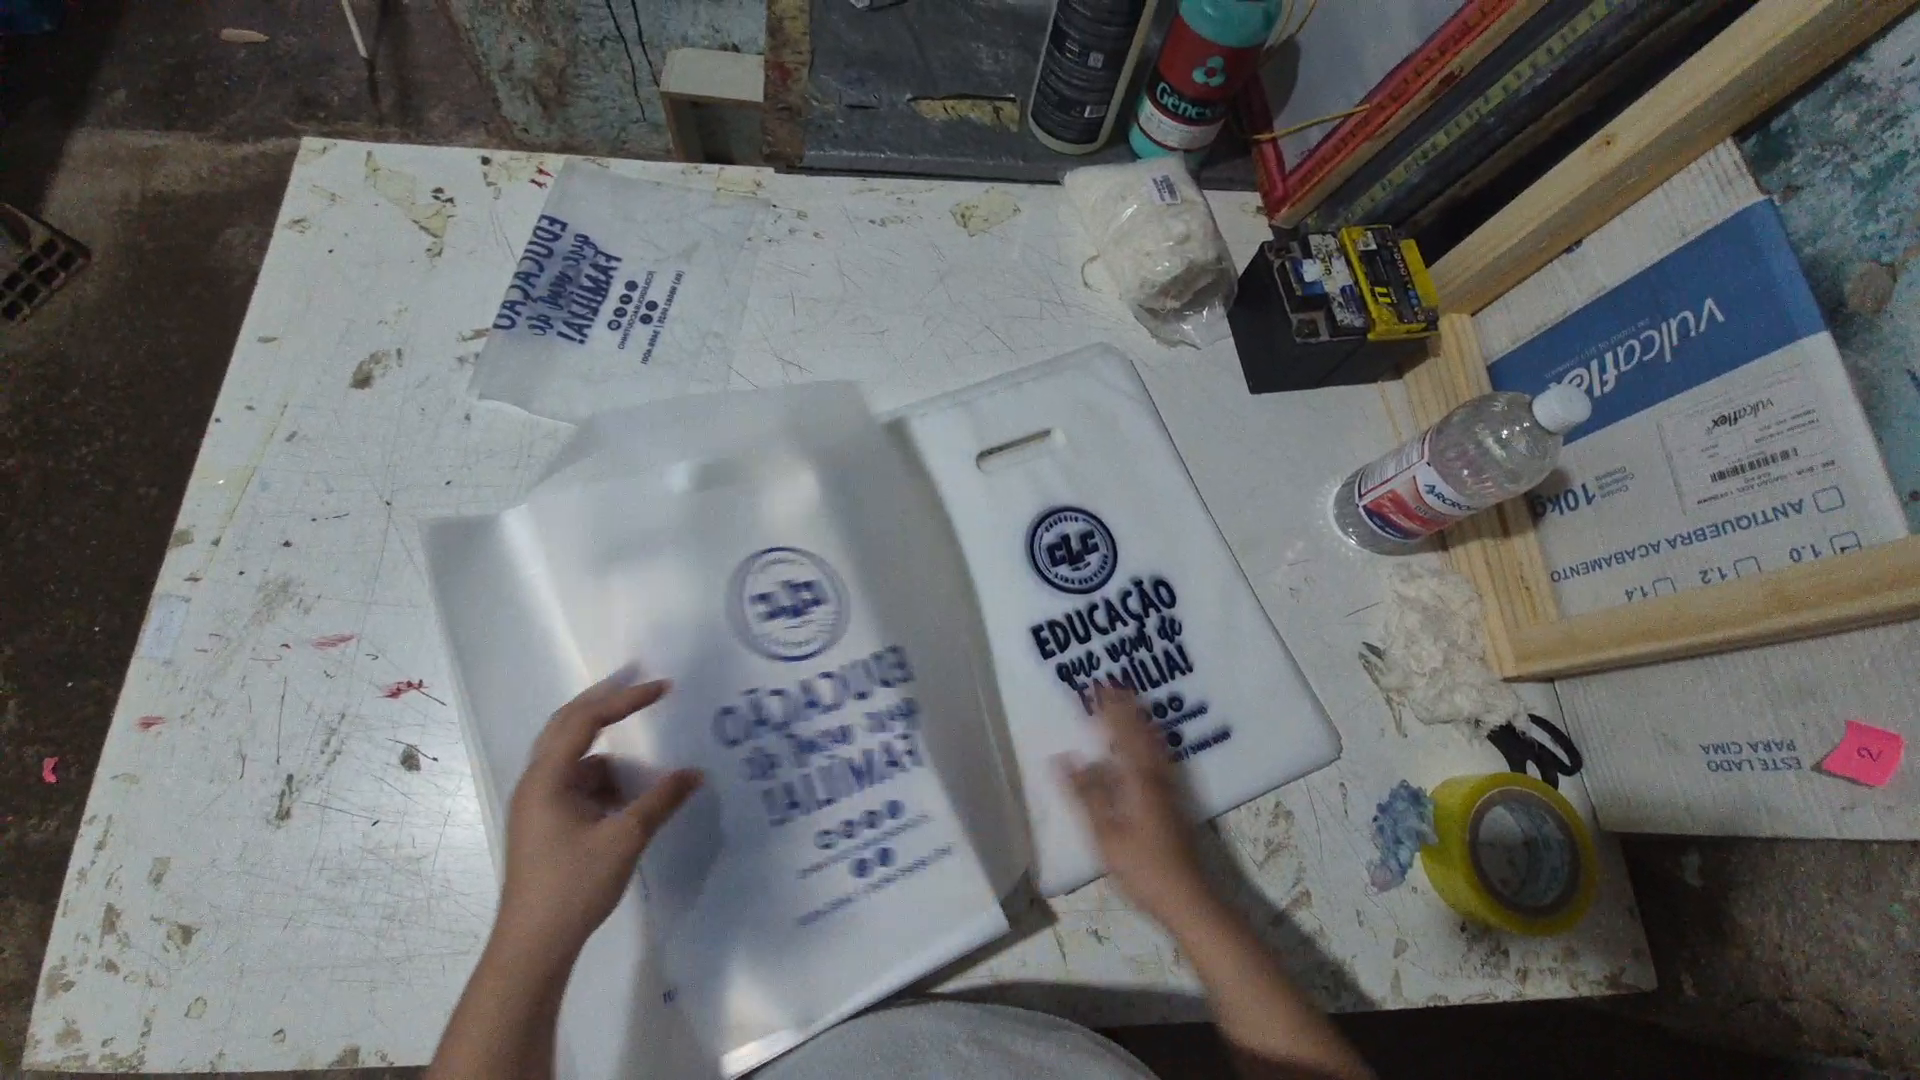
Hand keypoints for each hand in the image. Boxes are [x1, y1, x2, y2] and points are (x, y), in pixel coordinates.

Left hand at [495, 676, 701, 965]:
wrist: (533, 947)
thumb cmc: (574, 886)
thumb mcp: (626, 838)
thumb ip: (661, 800)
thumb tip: (696, 773)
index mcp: (546, 778)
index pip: (585, 719)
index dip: (624, 699)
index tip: (662, 688)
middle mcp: (536, 783)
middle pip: (568, 725)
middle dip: (607, 703)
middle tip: (643, 685)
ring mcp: (539, 804)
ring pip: (576, 758)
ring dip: (610, 751)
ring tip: (647, 758)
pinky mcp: (547, 824)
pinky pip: (579, 784)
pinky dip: (606, 779)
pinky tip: (631, 796)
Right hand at [1056, 684, 1215, 928]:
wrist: (1188, 898)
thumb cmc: (1142, 867)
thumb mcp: (1105, 833)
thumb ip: (1086, 793)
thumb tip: (1063, 757)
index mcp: (1139, 779)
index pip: (1122, 732)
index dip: (1110, 708)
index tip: (1099, 684)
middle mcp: (1158, 776)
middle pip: (1142, 732)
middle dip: (1128, 707)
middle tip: (1115, 683)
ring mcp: (1171, 788)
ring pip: (1155, 743)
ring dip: (1142, 719)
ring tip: (1132, 702)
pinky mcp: (1177, 801)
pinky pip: (1162, 757)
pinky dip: (1152, 740)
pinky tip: (1149, 744)